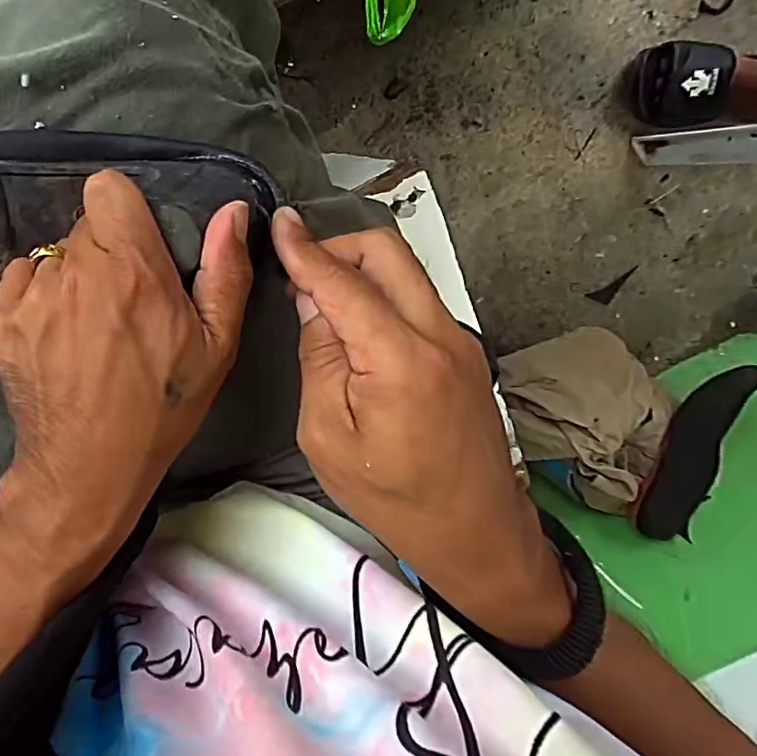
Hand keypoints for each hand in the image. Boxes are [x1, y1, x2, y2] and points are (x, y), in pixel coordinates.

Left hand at [0, 170, 252, 597]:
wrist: (86, 467)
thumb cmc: (161, 408)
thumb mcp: (215, 346)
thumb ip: (225, 269)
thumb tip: (232, 209)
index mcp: (132, 267)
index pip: (107, 187)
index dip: (123, 207)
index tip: (136, 239)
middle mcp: (76, 270)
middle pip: (85, 224)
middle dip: (105, 249)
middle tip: (121, 298)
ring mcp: (31, 295)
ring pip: (54, 254)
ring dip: (72, 275)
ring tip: (88, 324)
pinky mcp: (0, 319)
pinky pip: (21, 277)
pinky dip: (38, 294)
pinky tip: (56, 335)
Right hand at [270, 207, 569, 644]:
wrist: (477, 534)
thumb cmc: (393, 497)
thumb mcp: (327, 434)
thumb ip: (318, 357)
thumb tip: (314, 301)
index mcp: (401, 359)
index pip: (343, 282)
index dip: (305, 248)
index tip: (279, 222)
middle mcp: (439, 335)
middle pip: (387, 250)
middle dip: (336, 242)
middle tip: (298, 265)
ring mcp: (459, 338)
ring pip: (405, 268)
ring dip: (358, 265)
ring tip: (319, 295)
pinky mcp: (464, 349)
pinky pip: (414, 296)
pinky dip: (378, 290)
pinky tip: (353, 321)